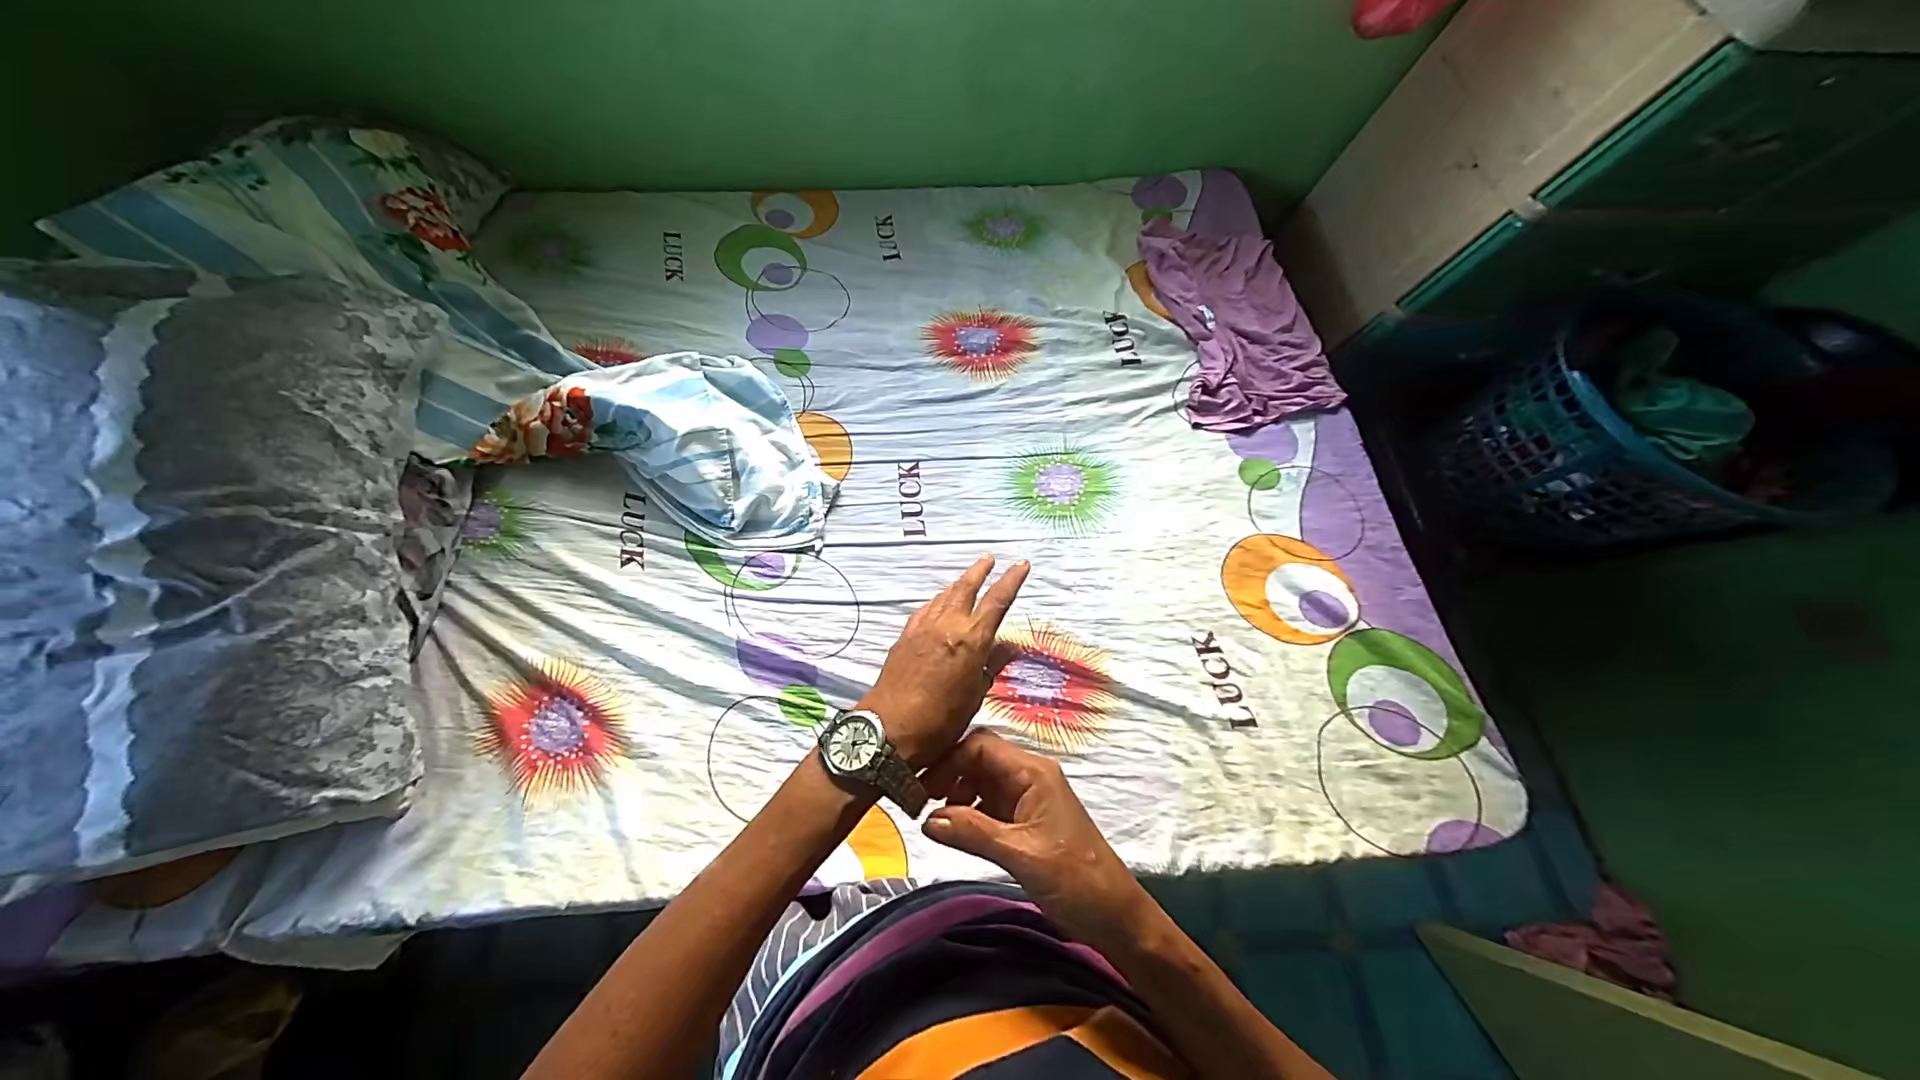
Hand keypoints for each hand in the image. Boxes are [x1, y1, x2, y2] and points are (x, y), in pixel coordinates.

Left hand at [860, 555, 1028, 768]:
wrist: (892, 729)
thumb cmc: (941, 720)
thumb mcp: (975, 695)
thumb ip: (992, 665)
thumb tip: (1010, 645)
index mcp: (971, 639)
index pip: (997, 601)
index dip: (1011, 580)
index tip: (1021, 564)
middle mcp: (947, 625)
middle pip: (966, 588)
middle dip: (980, 571)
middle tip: (989, 560)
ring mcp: (923, 628)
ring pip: (944, 595)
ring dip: (958, 583)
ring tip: (968, 578)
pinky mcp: (906, 636)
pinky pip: (926, 609)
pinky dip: (938, 600)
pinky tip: (939, 602)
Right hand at [919, 730, 1151, 949]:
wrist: (1116, 917)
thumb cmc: (1076, 880)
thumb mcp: (1021, 855)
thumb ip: (973, 833)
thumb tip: (926, 820)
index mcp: (1034, 772)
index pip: (980, 746)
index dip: (948, 762)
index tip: (920, 789)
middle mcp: (1030, 776)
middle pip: (979, 758)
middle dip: (948, 775)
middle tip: (919, 802)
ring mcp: (1028, 798)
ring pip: (982, 781)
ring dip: (956, 794)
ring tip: (933, 819)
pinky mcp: (1025, 820)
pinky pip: (988, 804)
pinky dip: (967, 813)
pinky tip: (953, 831)